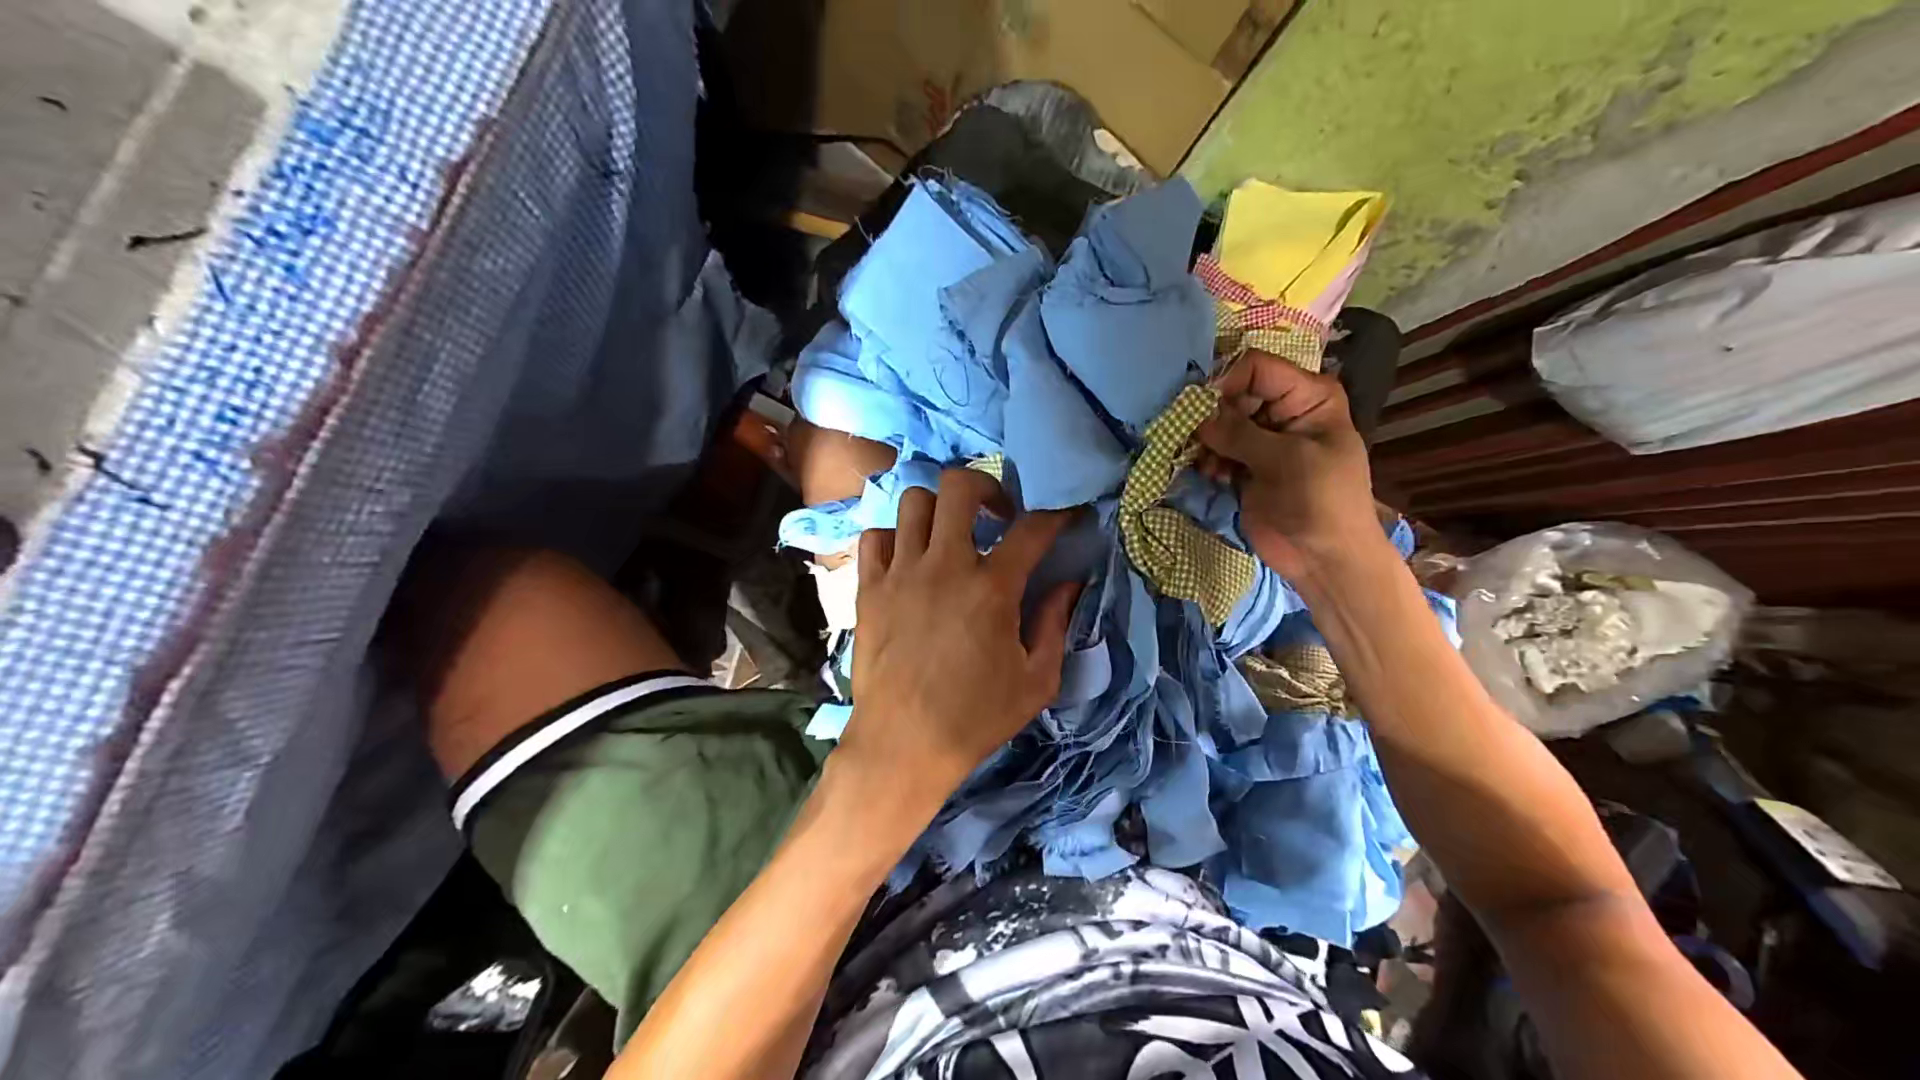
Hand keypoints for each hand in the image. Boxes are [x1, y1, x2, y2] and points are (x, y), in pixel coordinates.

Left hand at [843, 469, 1080, 802]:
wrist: (903, 745)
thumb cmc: (975, 717)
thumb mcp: (1037, 680)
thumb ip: (1056, 624)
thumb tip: (1069, 583)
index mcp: (992, 588)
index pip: (1032, 529)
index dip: (1057, 514)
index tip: (1066, 514)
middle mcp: (945, 566)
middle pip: (959, 487)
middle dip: (985, 485)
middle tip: (996, 514)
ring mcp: (901, 573)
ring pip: (914, 502)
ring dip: (939, 509)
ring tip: (951, 535)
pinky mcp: (869, 588)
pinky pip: (876, 536)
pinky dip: (895, 537)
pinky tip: (910, 559)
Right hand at [1198, 351, 1382, 580]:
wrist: (1325, 559)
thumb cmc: (1320, 502)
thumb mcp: (1285, 460)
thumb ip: (1239, 433)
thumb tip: (1194, 414)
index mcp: (1308, 395)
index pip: (1256, 367)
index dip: (1226, 384)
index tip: (1204, 414)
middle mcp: (1284, 409)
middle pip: (1233, 394)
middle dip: (1212, 417)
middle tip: (1200, 444)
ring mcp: (1263, 438)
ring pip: (1219, 423)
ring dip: (1207, 443)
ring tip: (1209, 467)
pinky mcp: (1246, 464)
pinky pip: (1216, 448)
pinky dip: (1208, 460)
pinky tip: (1212, 477)